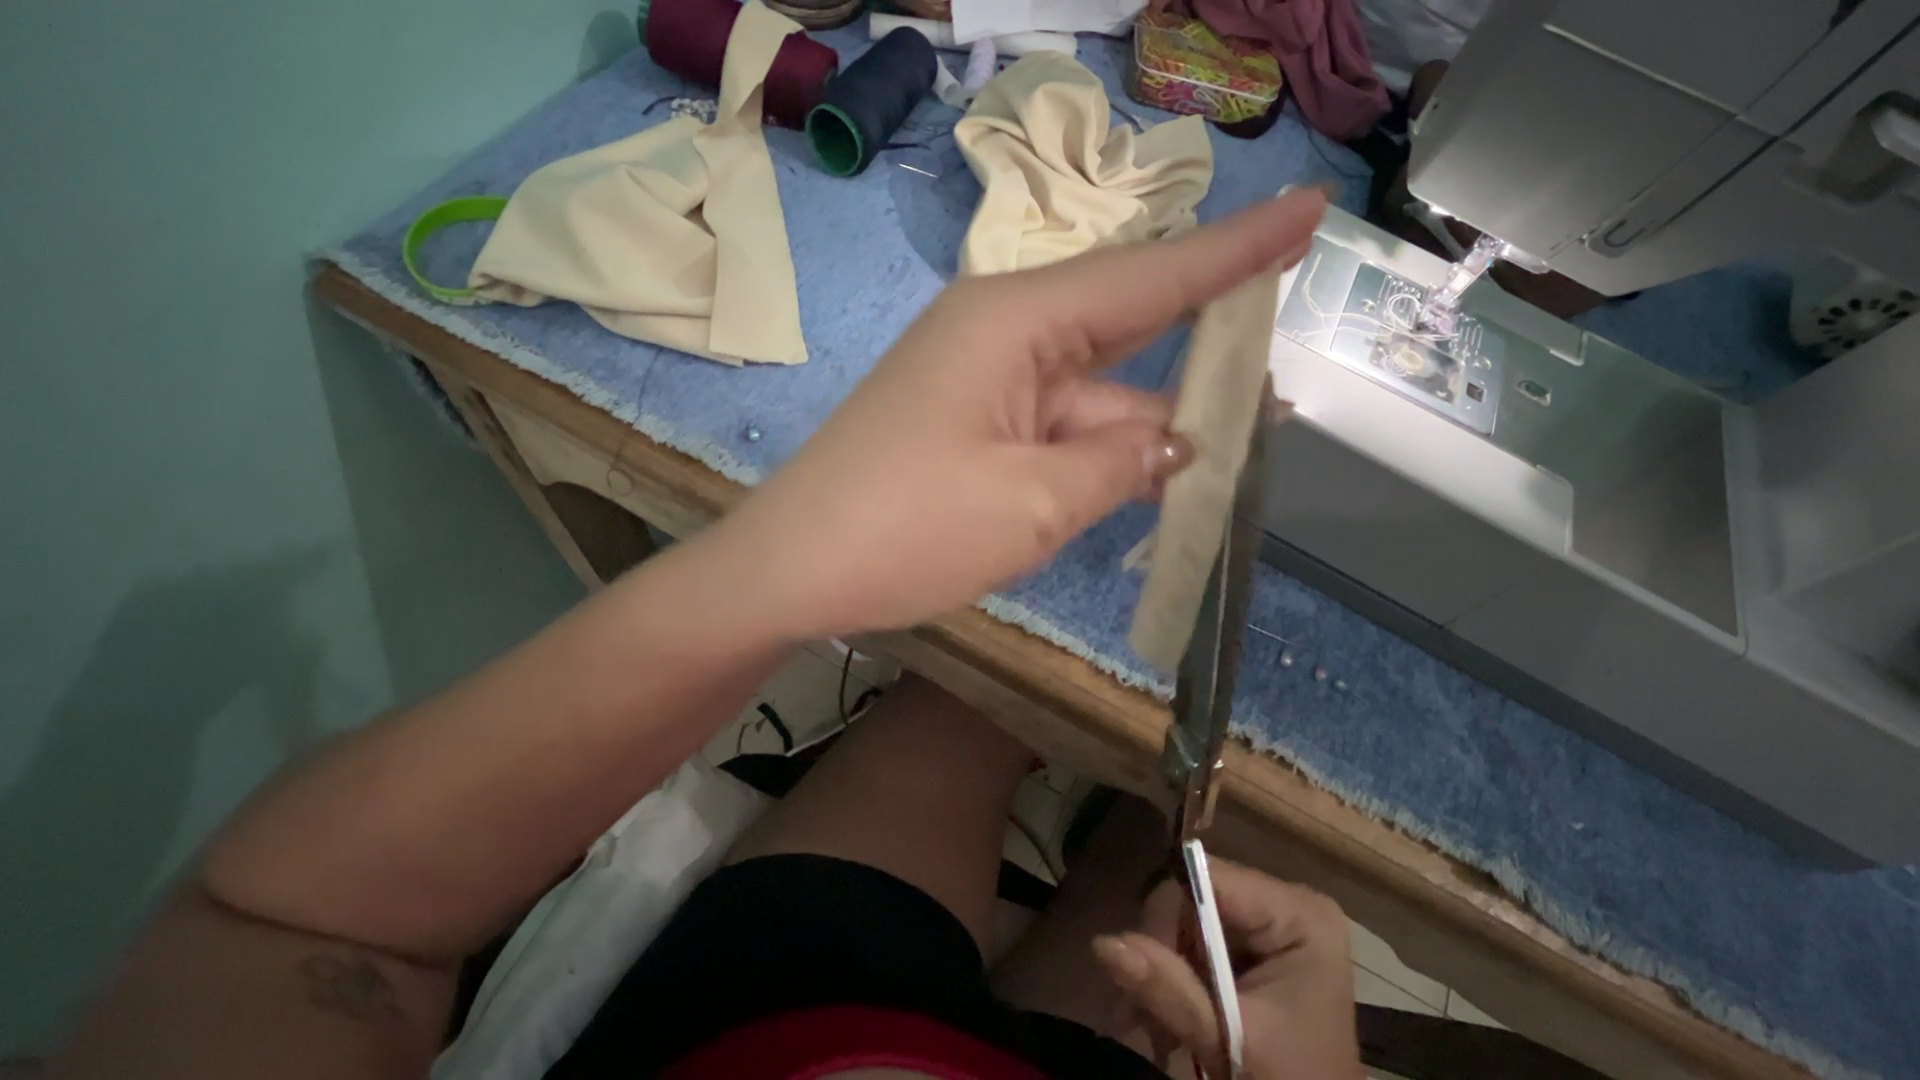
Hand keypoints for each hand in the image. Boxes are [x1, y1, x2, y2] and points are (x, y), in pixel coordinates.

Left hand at [703, 190, 1326, 640]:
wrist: (791, 571)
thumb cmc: (906, 529)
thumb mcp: (1033, 503)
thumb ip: (1121, 466)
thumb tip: (1180, 445)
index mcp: (1016, 320)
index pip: (1151, 275)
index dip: (1239, 248)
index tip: (1313, 208)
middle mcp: (1004, 334)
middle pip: (1130, 326)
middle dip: (1209, 335)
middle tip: (1292, 331)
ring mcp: (987, 382)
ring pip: (1100, 393)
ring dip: (1161, 423)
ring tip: (1256, 431)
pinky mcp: (975, 426)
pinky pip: (1063, 428)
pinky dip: (1110, 454)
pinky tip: (1166, 475)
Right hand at [1094, 858, 1362, 1079]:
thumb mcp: (1230, 1039)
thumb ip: (1169, 990)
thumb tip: (1102, 943)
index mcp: (1299, 914)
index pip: (1209, 880)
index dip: (1164, 917)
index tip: (1136, 969)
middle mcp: (1287, 902)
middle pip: (1194, 898)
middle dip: (1159, 952)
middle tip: (1135, 1011)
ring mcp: (1271, 922)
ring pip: (1187, 921)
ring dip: (1160, 970)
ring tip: (1147, 1024)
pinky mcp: (1255, 945)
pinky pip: (1197, 941)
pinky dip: (1174, 977)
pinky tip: (1163, 1017)